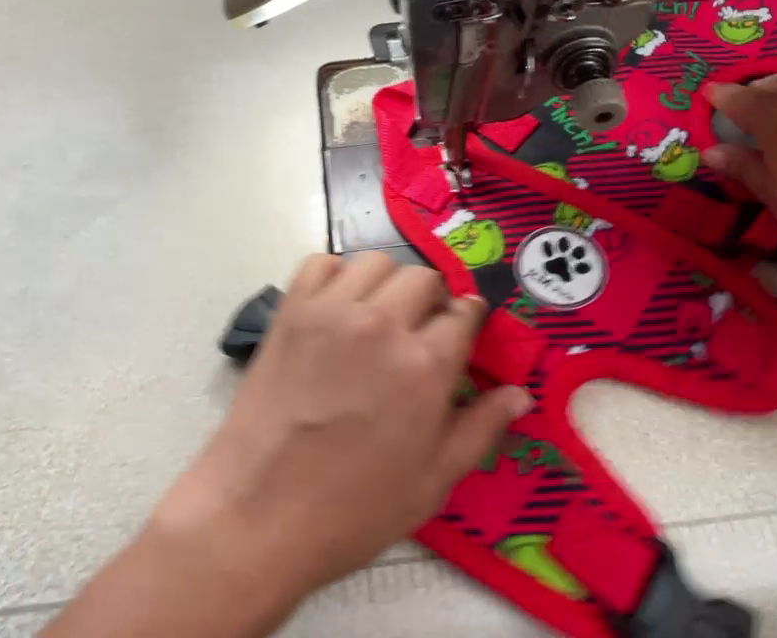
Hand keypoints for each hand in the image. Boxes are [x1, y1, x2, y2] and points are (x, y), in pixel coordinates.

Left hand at [153, 253, 528, 603]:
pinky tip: (337, 309)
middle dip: (431, 300)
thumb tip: (519, 393)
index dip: (466, 323)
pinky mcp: (289, 311)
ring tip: (379, 317)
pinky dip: (335, 276)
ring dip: (386, 283)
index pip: (464, 312)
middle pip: (423, 278)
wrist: (257, 514)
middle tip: (419, 333)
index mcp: (425, 366)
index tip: (460, 336)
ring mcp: (331, 312)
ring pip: (375, 261)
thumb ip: (480, 429)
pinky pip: (320, 263)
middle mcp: (382, 324)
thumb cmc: (352, 510)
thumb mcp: (432, 482)